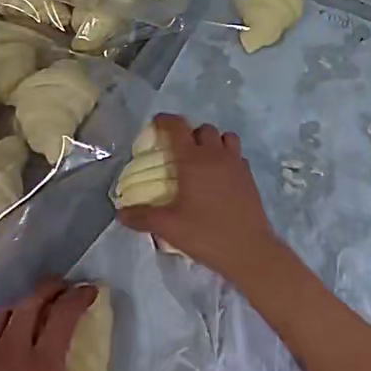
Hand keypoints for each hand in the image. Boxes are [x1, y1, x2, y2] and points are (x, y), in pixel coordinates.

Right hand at [118, 113, 286, 284]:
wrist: (249, 249)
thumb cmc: (205, 233)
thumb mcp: (168, 226)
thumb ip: (142, 217)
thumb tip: (121, 213)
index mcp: (193, 160)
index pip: (178, 128)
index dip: (165, 121)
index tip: (156, 123)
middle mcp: (216, 155)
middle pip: (203, 129)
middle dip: (189, 134)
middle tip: (178, 151)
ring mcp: (236, 164)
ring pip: (225, 137)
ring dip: (212, 141)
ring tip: (202, 160)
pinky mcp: (249, 176)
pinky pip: (237, 155)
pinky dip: (227, 157)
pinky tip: (220, 176)